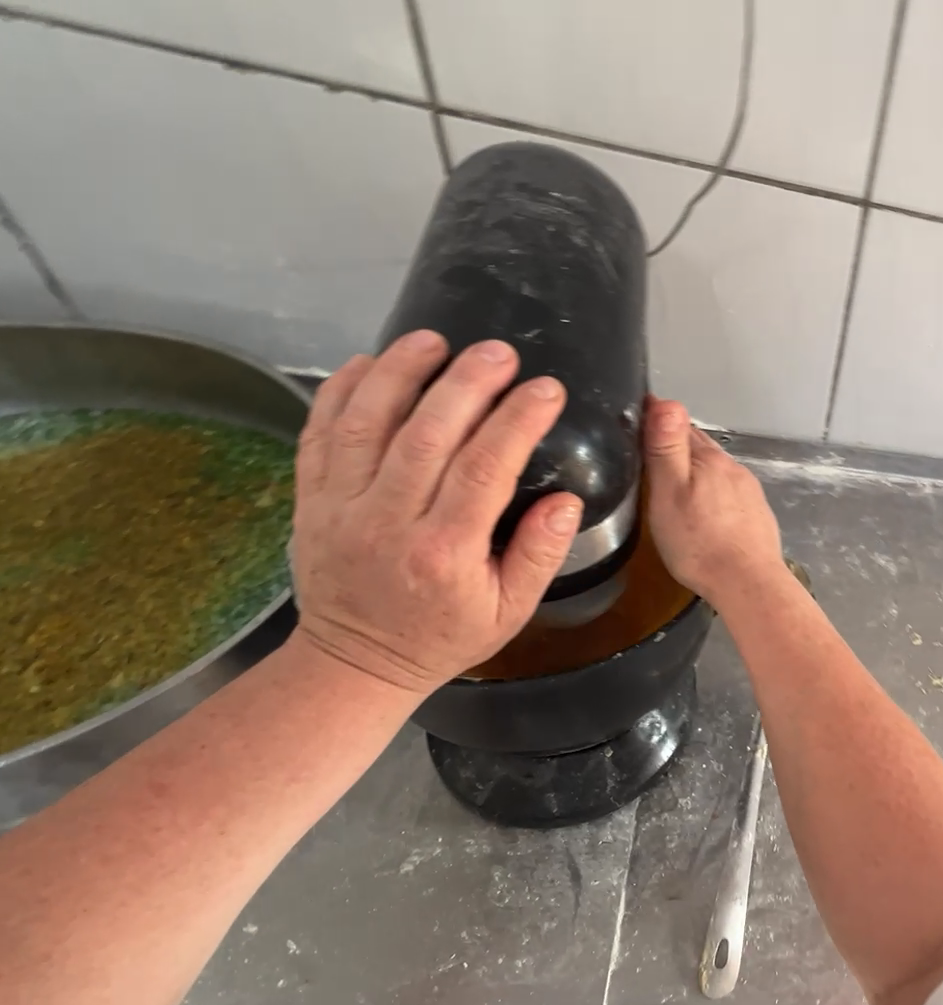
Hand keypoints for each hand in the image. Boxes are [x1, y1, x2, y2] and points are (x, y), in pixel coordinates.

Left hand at [287, 331, 582, 693]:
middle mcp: (388, 521)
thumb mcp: (511, 610)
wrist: (355, 661)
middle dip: (465, 385)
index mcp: (444, 551)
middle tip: (499, 352)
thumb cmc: (445, 634)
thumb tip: (565, 500)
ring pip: (366, 424)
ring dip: (401, 374)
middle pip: (426, 436)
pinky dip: (341, 392)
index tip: (546, 390)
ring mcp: (340, 506)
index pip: (483, 471)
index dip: (516, 423)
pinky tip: (372, 362)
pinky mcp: (312, 498)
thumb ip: (540, 555)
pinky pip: (320, 434)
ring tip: (434, 339)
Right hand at [642, 396, 784, 606]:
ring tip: (671, 482)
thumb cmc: (699, 541)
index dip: (655, 420)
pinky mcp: (756, 513)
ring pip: (716, 470)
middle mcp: (733, 468)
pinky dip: (712, 492)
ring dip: (695, 470)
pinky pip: (728, 493)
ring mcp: (748, 491)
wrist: (747, 582)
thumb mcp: (670, 492)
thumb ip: (667, 448)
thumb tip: (666, 401)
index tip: (633, 419)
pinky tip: (702, 508)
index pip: (678, 425)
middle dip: (675, 444)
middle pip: (699, 447)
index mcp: (709, 459)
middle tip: (646, 450)